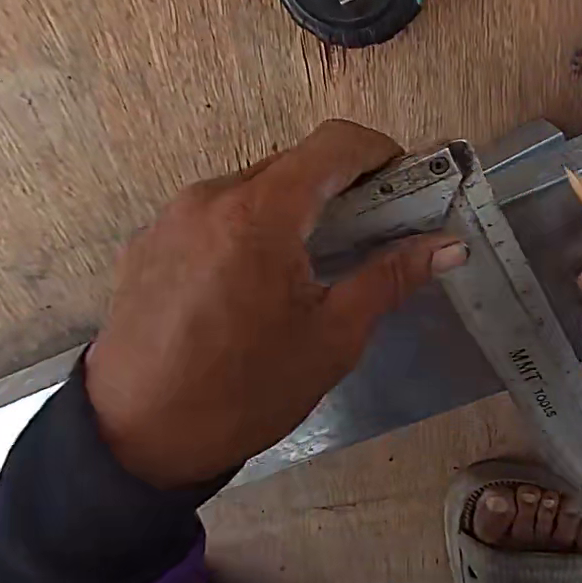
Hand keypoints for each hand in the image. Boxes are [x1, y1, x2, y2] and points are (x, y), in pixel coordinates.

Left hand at [86, 120, 469, 488]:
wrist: (134, 438)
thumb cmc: (244, 392)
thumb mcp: (330, 338)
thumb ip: (387, 278)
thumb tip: (447, 245)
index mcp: (259, 213)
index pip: (332, 144)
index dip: (377, 151)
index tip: (402, 182)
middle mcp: (210, 197)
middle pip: (290, 163)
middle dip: (337, 184)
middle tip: (366, 230)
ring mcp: (172, 216)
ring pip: (250, 187)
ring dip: (289, 207)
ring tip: (305, 262)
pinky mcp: (148, 240)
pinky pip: (212, 214)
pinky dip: (246, 227)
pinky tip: (248, 282)